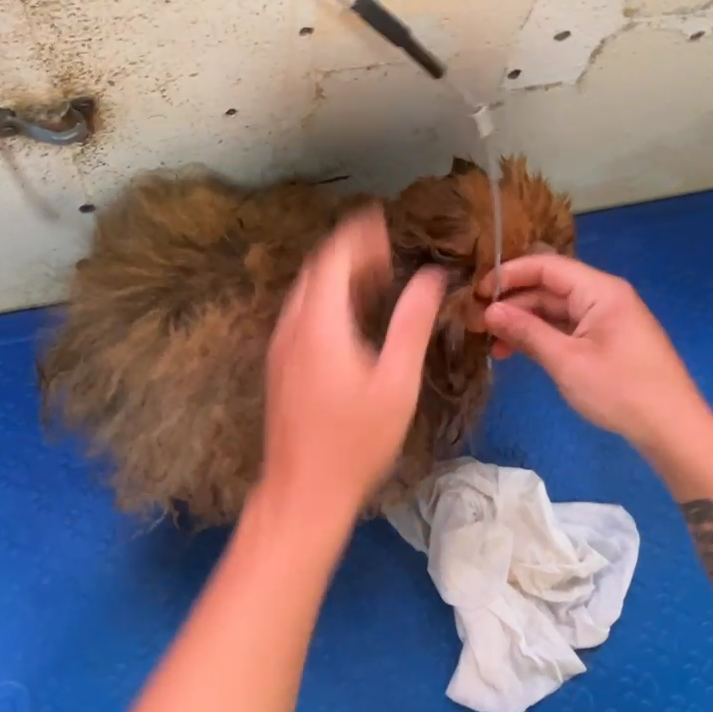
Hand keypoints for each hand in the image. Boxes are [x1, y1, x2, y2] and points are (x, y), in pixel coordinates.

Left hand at [261, 208, 447, 523]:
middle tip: (387, 252)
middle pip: (317, 270)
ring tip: (376, 279)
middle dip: (350, 252)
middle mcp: (292, 326)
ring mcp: (280, 346)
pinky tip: (352, 318)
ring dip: (337, 277)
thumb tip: (432, 278)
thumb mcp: (396, 382)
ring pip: (306, 292)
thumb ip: (412, 323)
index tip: (384, 221)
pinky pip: (301, 313)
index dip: (358, 233)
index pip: (333, 257)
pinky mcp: (279, 365)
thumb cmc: (356, 441)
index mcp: (319, 323)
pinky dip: (326, 300)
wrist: (302, 490)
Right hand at [480, 255, 708, 449]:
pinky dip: (541, 336)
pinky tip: (516, 353)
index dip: (508, 274)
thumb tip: (489, 311)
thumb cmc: (621, 391)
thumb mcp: (566, 361)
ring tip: (491, 344)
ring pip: (554, 310)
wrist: (673, 430)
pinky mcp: (606, 340)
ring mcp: (606, 319)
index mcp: (600, 291)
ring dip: (523, 323)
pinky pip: (566, 328)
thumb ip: (526, 331)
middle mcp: (603, 297)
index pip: (546, 266)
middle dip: (512, 303)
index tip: (477, 294)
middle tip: (477, 323)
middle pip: (548, 287)